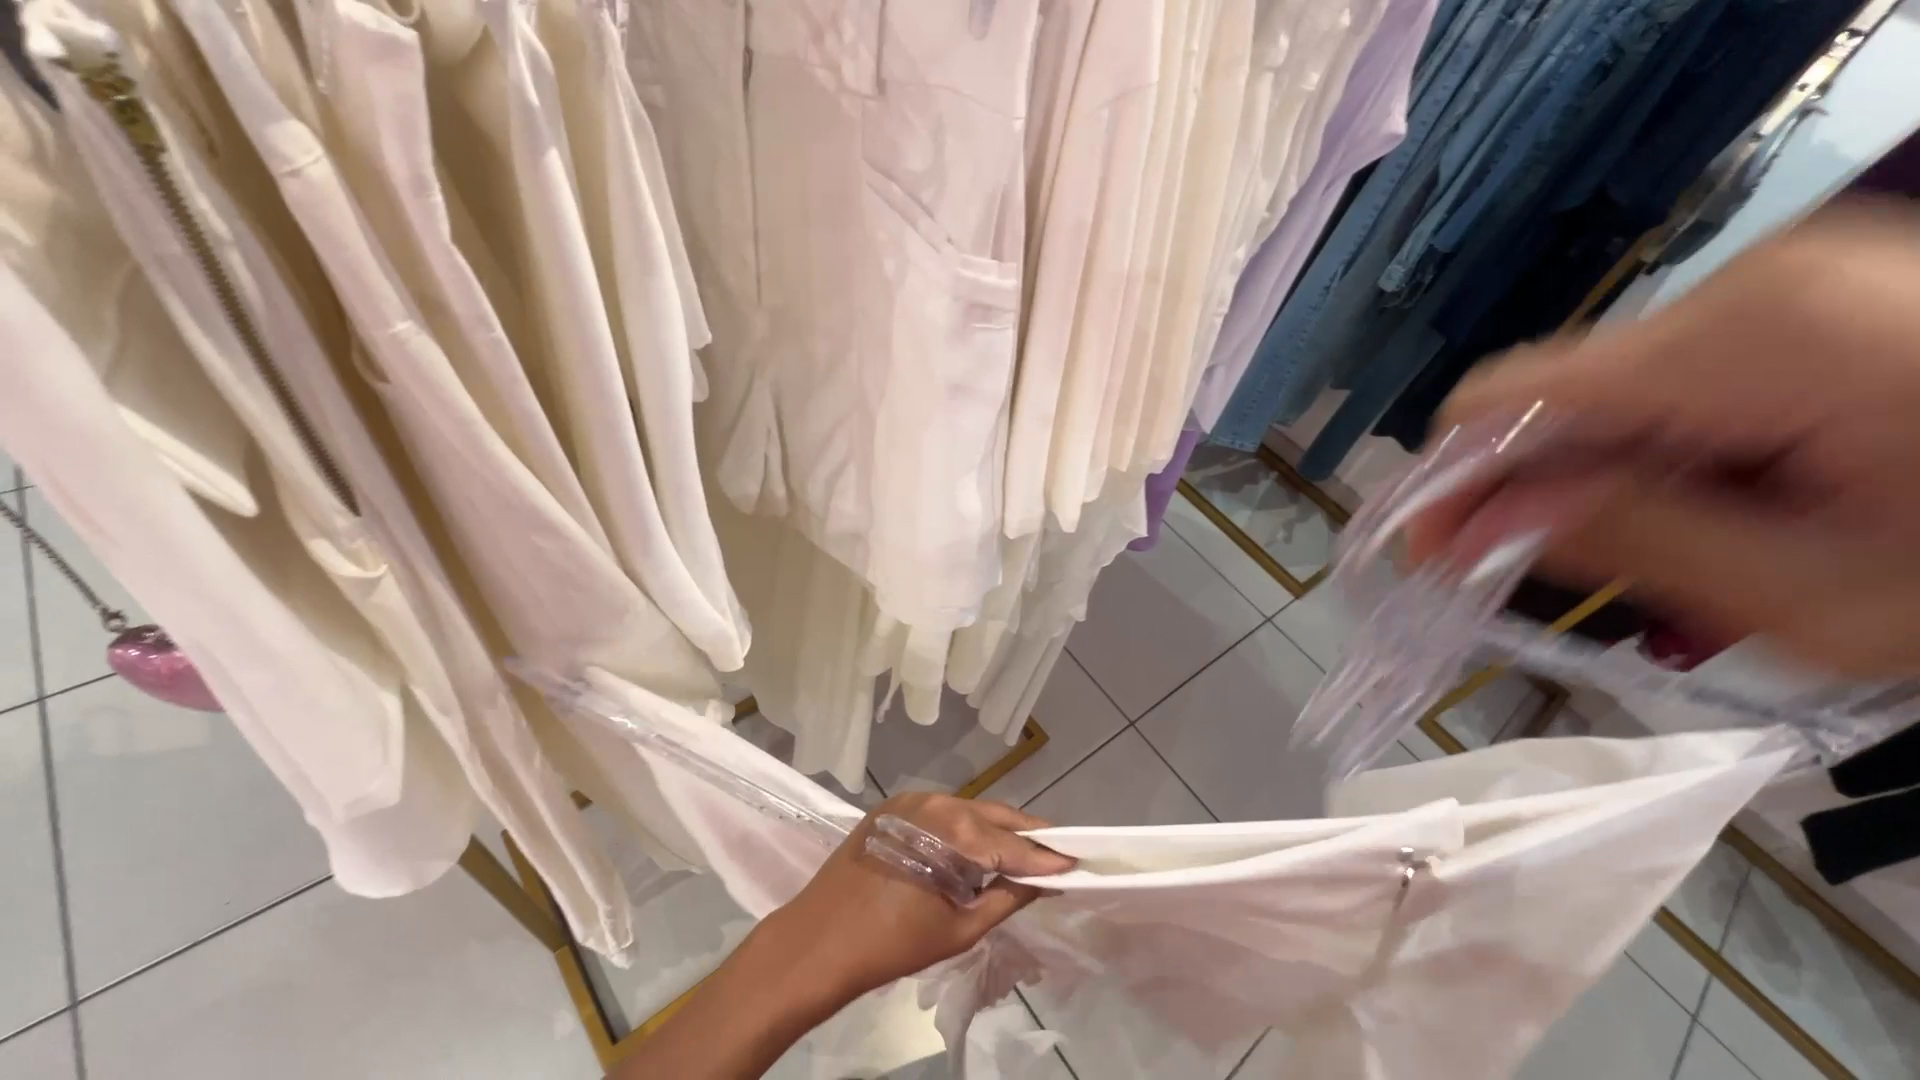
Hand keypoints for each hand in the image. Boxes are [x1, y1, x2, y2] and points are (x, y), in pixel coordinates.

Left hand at [755, 793, 1074, 1005]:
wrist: (817, 943)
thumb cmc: (891, 946)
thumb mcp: (959, 929)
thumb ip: (1006, 899)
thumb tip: (1040, 882)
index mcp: (952, 832)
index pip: (1012, 844)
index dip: (1046, 857)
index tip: (1078, 864)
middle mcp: (934, 804)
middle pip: (993, 816)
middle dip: (1026, 835)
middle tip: (1057, 854)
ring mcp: (909, 802)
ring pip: (968, 811)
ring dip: (995, 830)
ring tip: (1022, 854)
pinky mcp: (891, 809)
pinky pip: (941, 813)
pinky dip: (964, 828)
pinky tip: (976, 850)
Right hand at [1409, 199, 1919, 677]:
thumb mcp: (1813, 596)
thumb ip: (1629, 540)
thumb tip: (1486, 519)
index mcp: (1743, 340)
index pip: (1506, 398)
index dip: (1450, 480)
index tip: (1430, 556)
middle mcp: (1751, 285)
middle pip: (1558, 390)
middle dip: (1525, 484)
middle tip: (1521, 572)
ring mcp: (1790, 284)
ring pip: (1612, 388)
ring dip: (1597, 472)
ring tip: (1644, 546)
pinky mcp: (1817, 298)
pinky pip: (1676, 376)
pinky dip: (1655, 446)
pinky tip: (1702, 499)